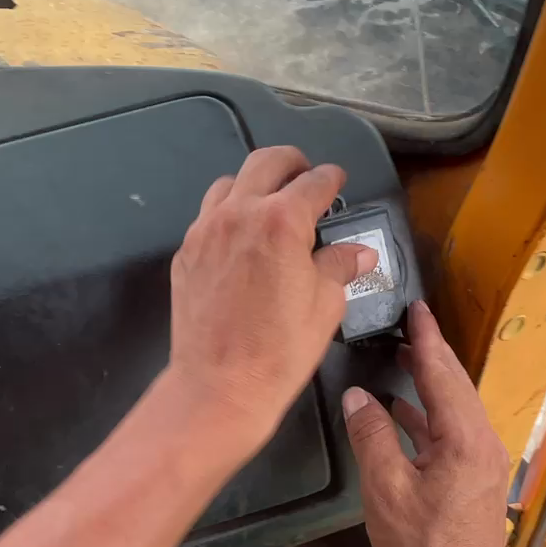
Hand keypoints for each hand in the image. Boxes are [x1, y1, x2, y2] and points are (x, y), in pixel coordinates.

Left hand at [167, 146, 376, 447]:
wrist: (219, 384)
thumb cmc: (280, 350)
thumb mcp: (325, 306)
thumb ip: (339, 267)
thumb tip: (360, 253)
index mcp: (282, 220)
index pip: (315, 181)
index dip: (332, 179)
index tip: (337, 182)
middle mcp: (240, 213)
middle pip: (267, 162)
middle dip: (292, 164)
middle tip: (306, 179)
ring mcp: (205, 231)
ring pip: (229, 184)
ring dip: (254, 186)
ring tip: (268, 207)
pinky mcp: (185, 253)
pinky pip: (207, 216)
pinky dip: (227, 215)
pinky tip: (239, 240)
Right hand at [342, 301, 511, 546]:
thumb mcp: (386, 490)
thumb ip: (372, 437)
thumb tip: (358, 396)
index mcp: (464, 438)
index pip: (442, 373)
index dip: (426, 339)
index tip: (417, 306)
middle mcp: (482, 442)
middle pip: (455, 385)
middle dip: (432, 353)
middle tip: (410, 323)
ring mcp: (481, 462)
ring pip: (454, 408)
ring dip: (430, 382)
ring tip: (403, 358)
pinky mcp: (474, 480)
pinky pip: (451, 431)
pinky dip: (428, 414)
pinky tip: (404, 412)